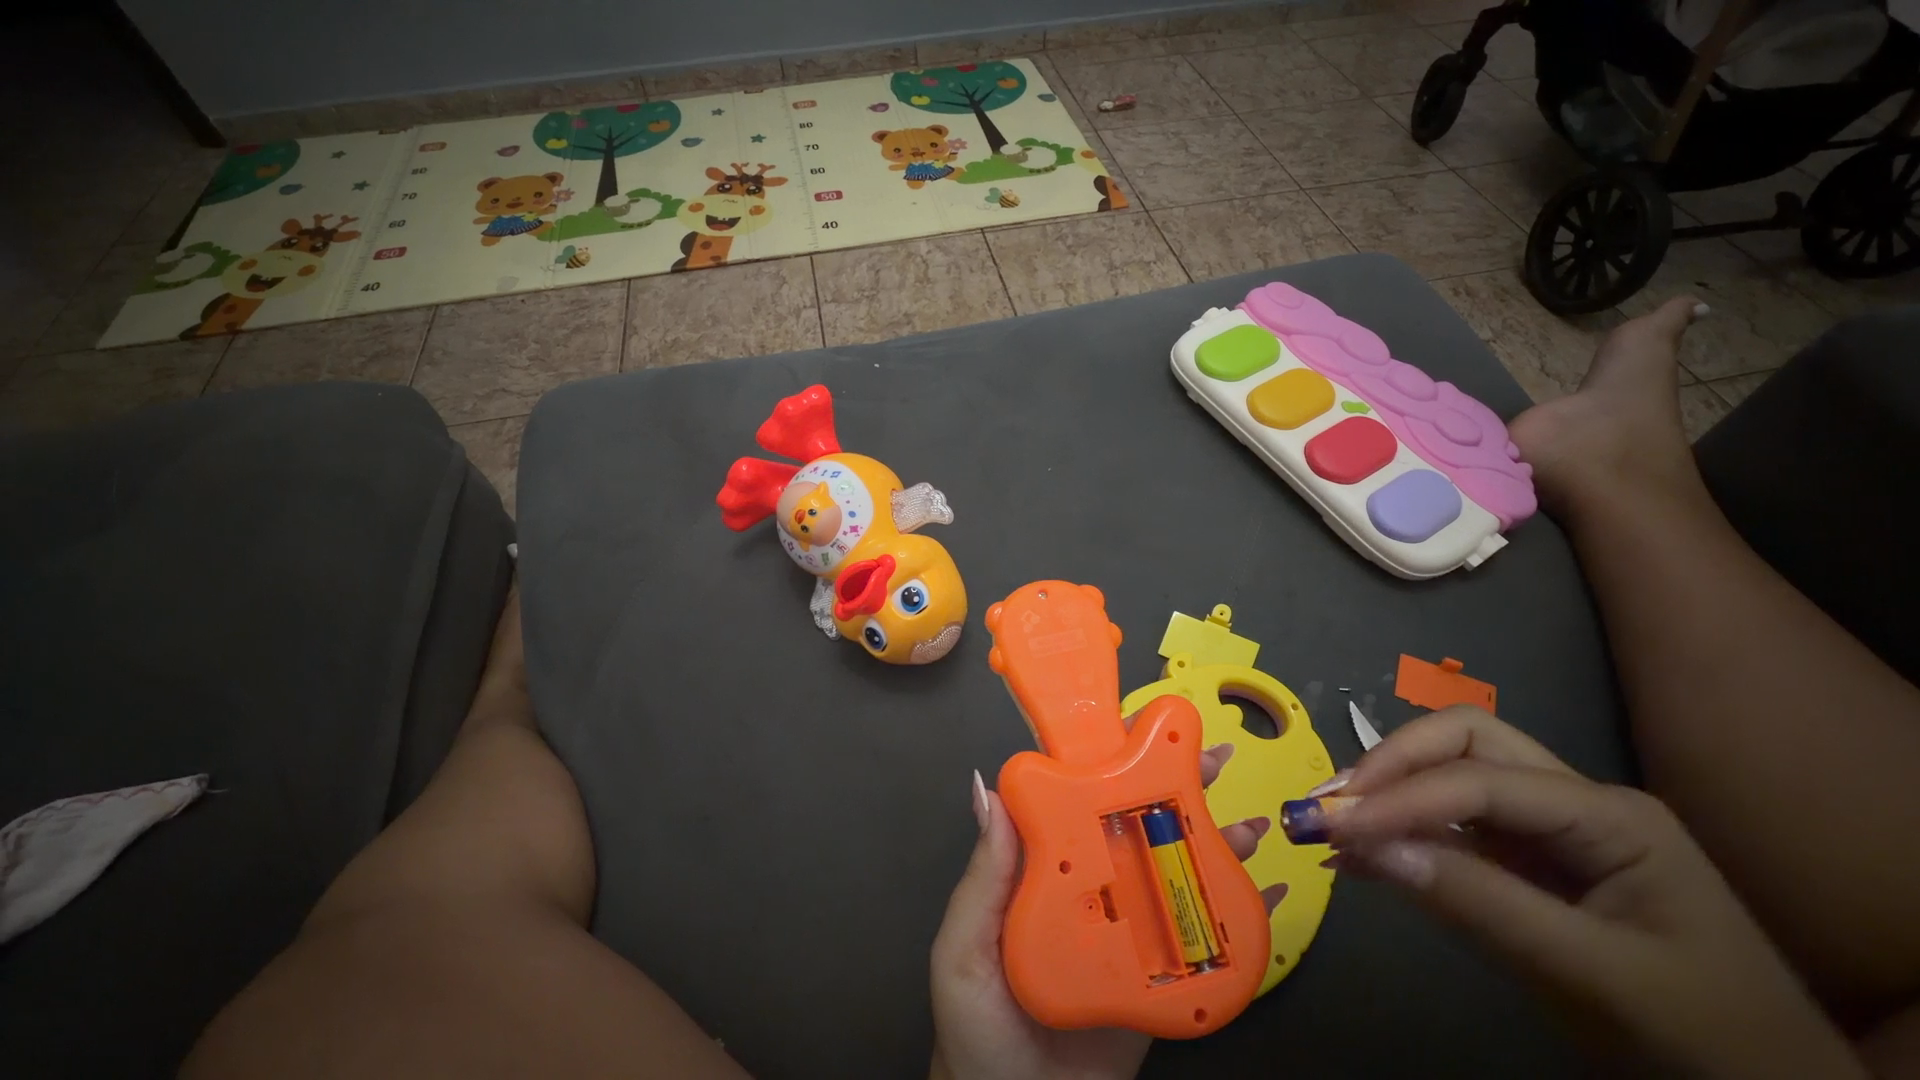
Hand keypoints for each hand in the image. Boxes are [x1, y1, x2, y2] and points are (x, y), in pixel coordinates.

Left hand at [930, 746, 1268, 1079]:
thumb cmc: (977, 1022)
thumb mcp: (964, 945)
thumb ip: (985, 875)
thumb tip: (987, 786)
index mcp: (1047, 872)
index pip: (1081, 804)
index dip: (1114, 764)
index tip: (1147, 736)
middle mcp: (1094, 889)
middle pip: (1140, 827)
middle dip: (1180, 790)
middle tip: (1217, 763)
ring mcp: (1132, 932)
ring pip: (1179, 873)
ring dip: (1217, 843)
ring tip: (1253, 827)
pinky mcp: (1161, 976)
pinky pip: (1204, 940)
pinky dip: (1241, 916)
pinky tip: (1273, 895)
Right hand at [1320, 707, 1864, 1077]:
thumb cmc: (1700, 1030)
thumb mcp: (1589, 974)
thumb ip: (1475, 903)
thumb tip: (1363, 847)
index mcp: (1609, 815)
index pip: (1481, 779)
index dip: (1401, 795)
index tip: (1332, 823)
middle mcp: (1581, 803)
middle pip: (1469, 742)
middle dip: (1393, 763)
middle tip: (1334, 802)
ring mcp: (1559, 832)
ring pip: (1459, 777)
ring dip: (1393, 790)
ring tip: (1334, 823)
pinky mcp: (1538, 867)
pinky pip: (1461, 830)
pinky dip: (1407, 832)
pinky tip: (1365, 855)